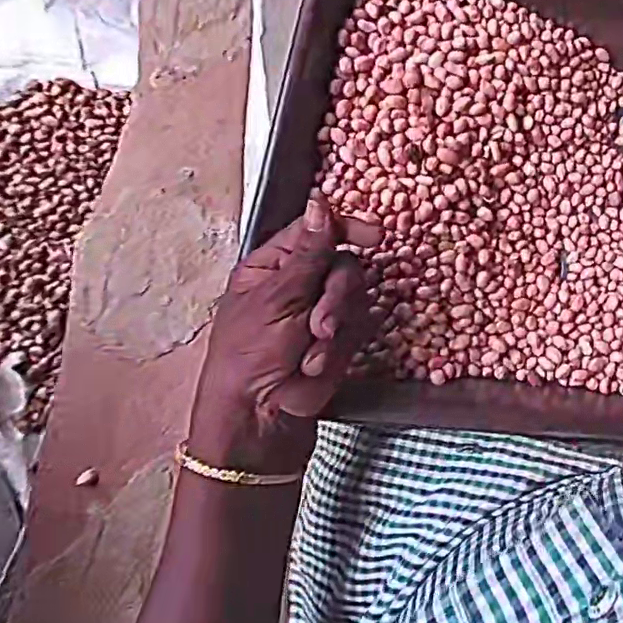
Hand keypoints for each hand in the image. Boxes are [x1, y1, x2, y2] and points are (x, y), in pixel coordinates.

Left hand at [187, 199, 383, 474]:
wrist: (260, 420)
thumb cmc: (249, 356)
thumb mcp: (278, 299)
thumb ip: (309, 252)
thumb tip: (320, 202)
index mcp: (273, 265)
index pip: (317, 231)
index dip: (346, 229)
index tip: (374, 236)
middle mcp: (301, 283)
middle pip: (344, 265)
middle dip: (337, 295)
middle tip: (321, 323)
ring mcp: (322, 310)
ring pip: (356, 296)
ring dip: (337, 324)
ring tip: (311, 351)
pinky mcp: (341, 337)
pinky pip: (360, 325)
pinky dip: (341, 346)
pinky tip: (315, 364)